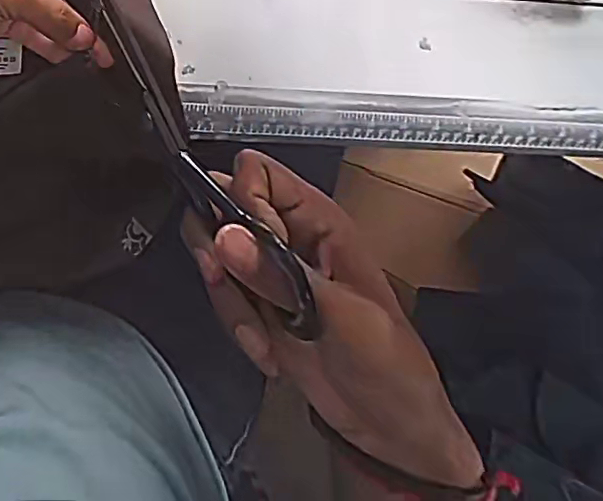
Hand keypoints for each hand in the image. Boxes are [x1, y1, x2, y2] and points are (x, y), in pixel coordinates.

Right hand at [181, 150, 482, 489]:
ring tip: (259, 331)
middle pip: (221, 203)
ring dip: (227, 295)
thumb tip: (228, 237)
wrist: (388, 428)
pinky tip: (266, 347)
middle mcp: (286, 232)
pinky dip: (232, 321)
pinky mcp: (253, 296)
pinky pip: (218, 290)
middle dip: (216, 247)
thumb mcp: (342, 316)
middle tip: (226, 278)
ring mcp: (266, 264)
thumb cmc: (391, 365)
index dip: (243, 200)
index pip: (257, 173)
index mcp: (316, 218)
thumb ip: (280, 275)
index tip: (248, 243)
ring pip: (212, 248)